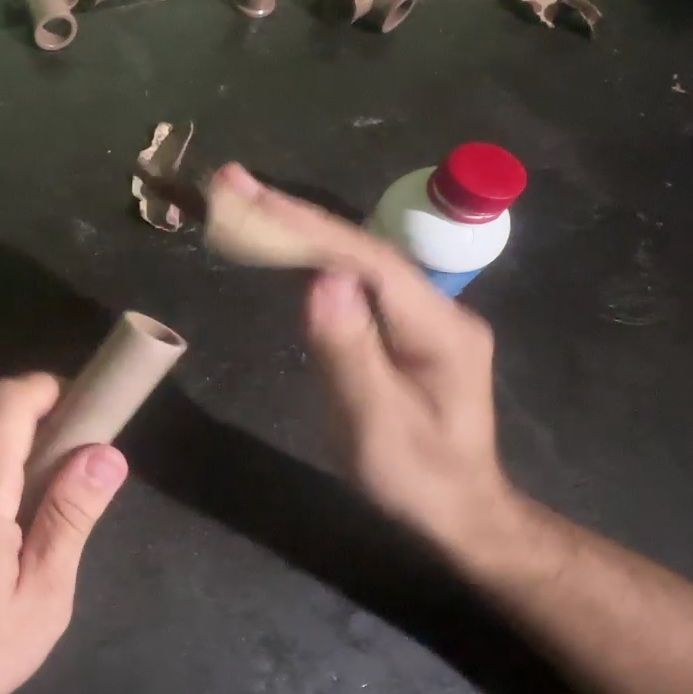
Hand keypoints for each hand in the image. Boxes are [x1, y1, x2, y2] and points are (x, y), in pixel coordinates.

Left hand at [0, 375, 128, 693]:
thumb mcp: (41, 597)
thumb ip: (70, 517)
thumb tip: (105, 454)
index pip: (3, 402)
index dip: (44, 389)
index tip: (82, 410)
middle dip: (29, 405)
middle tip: (70, 448)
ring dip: (5, 435)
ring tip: (44, 487)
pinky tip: (3, 516)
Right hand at [213, 164, 518, 546]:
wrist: (459, 512)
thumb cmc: (416, 477)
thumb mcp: (379, 425)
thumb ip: (351, 352)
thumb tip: (319, 281)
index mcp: (438, 328)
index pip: (367, 261)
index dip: (308, 228)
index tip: (253, 199)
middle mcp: (433, 308)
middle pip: (358, 249)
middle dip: (294, 215)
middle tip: (233, 181)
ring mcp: (417, 315)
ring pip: (352, 259)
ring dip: (297, 228)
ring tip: (243, 201)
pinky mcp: (398, 326)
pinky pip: (350, 281)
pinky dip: (307, 256)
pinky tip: (279, 243)